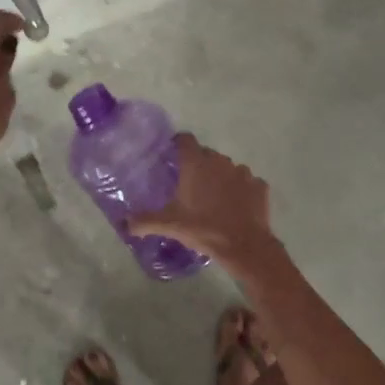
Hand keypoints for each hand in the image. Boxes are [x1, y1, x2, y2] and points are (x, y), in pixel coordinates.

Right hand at [127, 134, 278, 274]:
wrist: (244, 245)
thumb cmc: (203, 229)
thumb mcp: (169, 225)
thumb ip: (145, 221)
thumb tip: (125, 223)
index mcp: (197, 164)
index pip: (185, 140)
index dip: (177, 145)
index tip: (172, 157)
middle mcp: (220, 161)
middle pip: (206, 154)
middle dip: (198, 165)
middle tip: (189, 185)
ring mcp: (243, 172)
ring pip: (227, 168)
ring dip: (220, 178)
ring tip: (213, 198)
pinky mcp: (259, 186)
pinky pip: (247, 183)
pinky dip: (240, 191)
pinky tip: (235, 207)